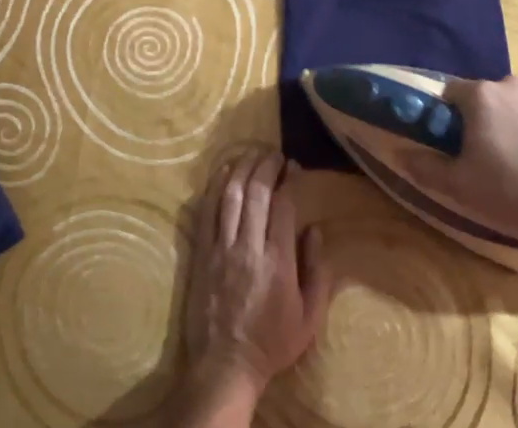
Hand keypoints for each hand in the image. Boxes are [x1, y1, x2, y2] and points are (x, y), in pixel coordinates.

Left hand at [177, 151, 333, 415]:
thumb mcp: (310, 316)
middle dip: (265, 165)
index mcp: (278, 261)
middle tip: (274, 153)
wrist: (225, 364)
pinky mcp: (200, 253)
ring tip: (251, 153)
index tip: (293, 166)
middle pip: (255, 192)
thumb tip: (314, 230)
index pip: (282, 205)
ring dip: (241, 168)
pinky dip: (215, 186)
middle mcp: (247, 247)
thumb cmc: (272, 342)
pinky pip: (206, 211)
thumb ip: (317, 270)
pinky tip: (223, 171)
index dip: (288, 179)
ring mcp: (219, 248)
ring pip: (229, 195)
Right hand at [394, 76, 517, 254]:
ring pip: (514, 108)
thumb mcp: (460, 188)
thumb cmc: (516, 192)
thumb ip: (424, 166)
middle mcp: (512, 85)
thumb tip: (399, 153)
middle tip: (484, 161)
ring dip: (510, 128)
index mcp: (481, 95)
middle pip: (483, 99)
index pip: (449, 93)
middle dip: (479, 124)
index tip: (452, 147)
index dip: (445, 119)